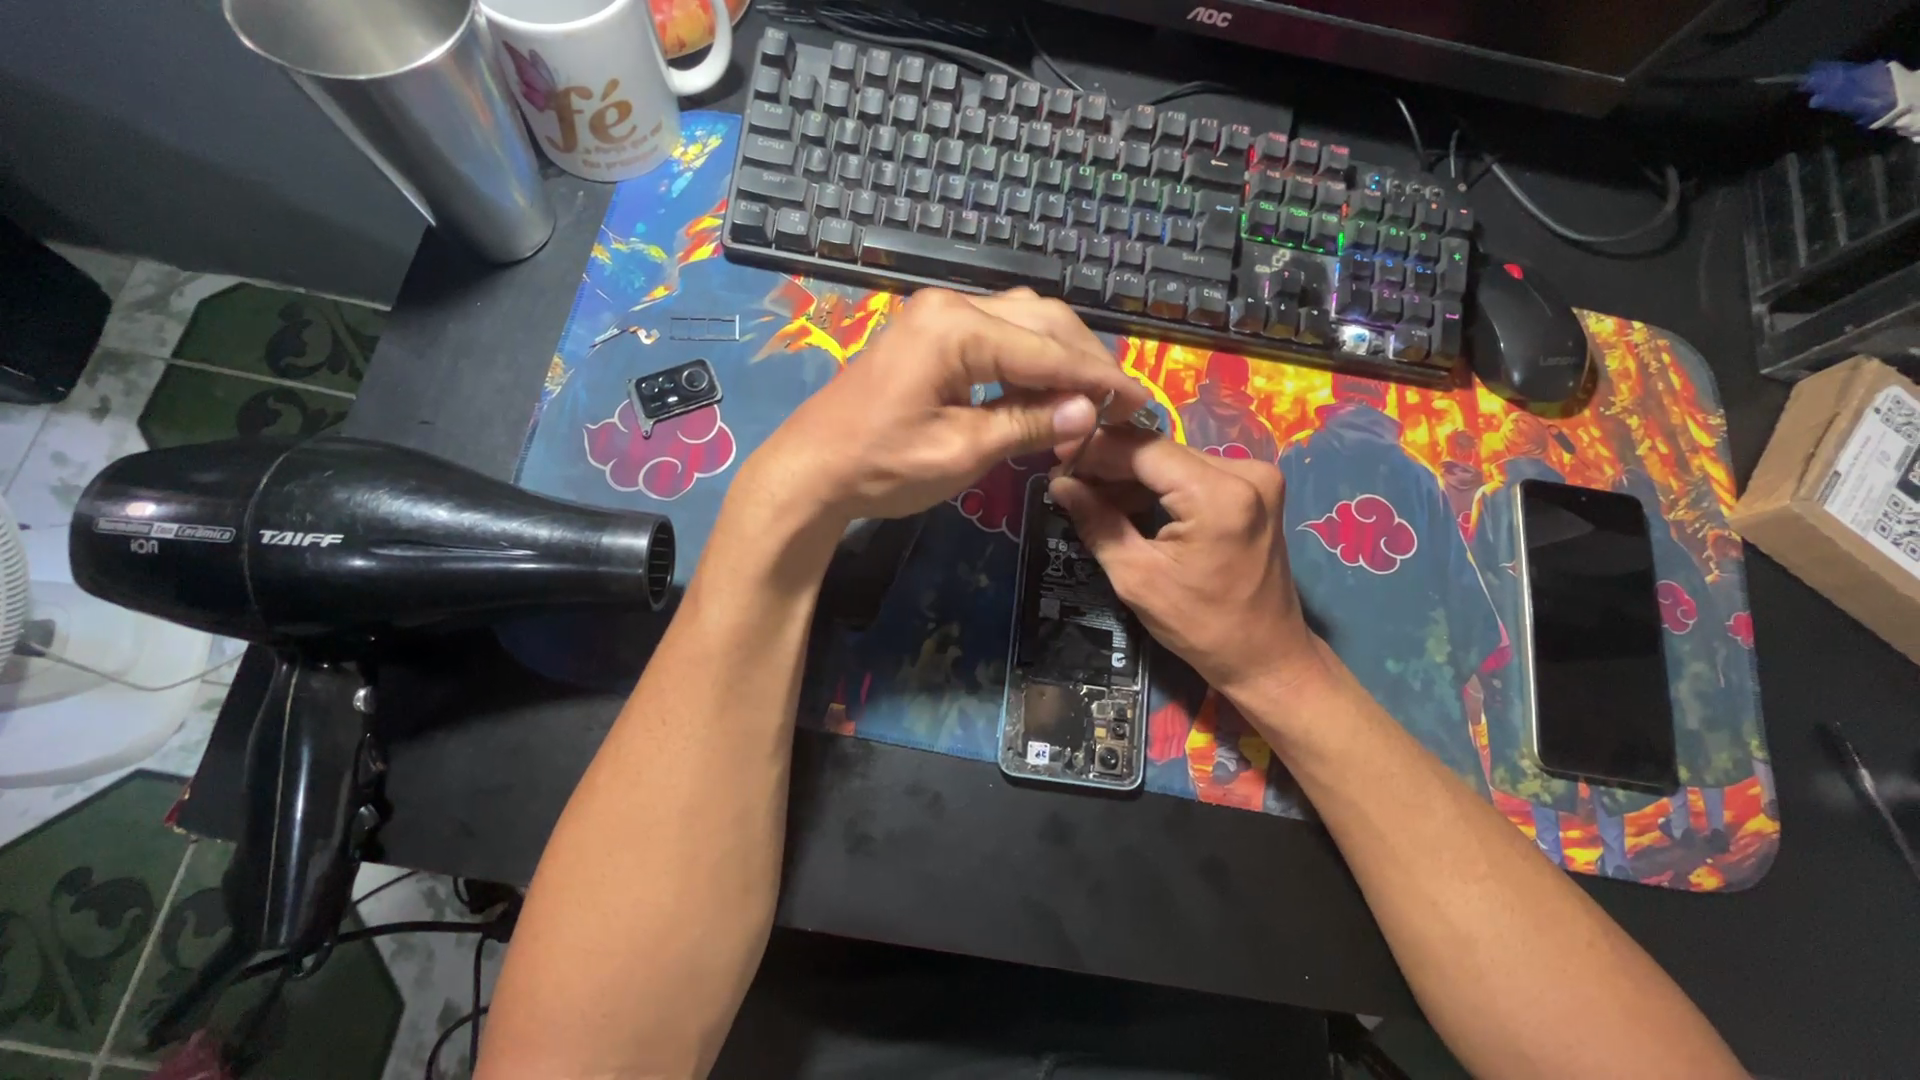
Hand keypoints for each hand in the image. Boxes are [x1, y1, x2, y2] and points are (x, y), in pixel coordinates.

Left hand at [739, 288, 1146, 526]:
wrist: (811, 471)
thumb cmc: (881, 467)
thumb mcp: (962, 452)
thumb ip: (1029, 425)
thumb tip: (1091, 411)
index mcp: (957, 329)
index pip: (1049, 349)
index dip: (1100, 379)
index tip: (1141, 403)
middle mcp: (950, 305)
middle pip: (1042, 320)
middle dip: (1085, 361)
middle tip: (1119, 403)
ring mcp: (937, 315)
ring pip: (1022, 322)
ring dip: (1060, 357)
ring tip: (1091, 398)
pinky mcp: (930, 334)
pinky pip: (996, 335)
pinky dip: (1028, 360)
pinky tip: (1046, 389)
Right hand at [1046, 434, 1327, 712]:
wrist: (1266, 655)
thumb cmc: (1200, 626)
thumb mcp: (1137, 577)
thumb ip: (1097, 522)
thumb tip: (1059, 484)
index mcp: (1218, 494)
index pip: (1143, 449)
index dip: (1096, 449)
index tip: (1056, 456)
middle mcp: (1245, 472)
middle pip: (1160, 450)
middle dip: (1110, 462)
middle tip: (1066, 476)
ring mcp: (1255, 477)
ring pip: (1174, 460)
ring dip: (1131, 474)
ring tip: (1089, 493)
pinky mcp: (1255, 489)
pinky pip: (1194, 473)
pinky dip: (1158, 485)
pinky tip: (1125, 501)